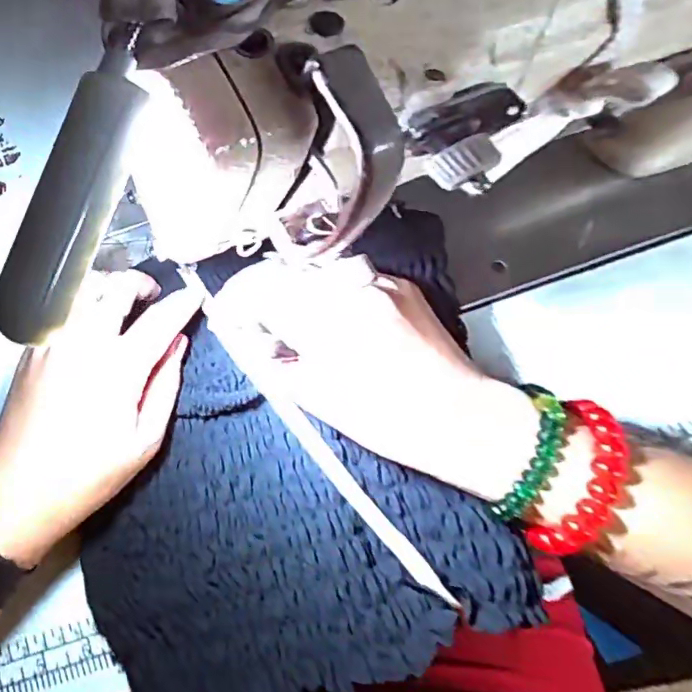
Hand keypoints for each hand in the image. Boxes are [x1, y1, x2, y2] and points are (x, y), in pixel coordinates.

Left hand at [0, 271, 200, 565]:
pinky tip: (88, 320)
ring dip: (108, 285)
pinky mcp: (32, 348)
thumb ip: (165, 386)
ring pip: (83, 289)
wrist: (16, 489)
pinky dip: (81, 302)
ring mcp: (53, 341)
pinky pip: (60, 308)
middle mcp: (84, 342)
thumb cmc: (86, 475)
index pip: (159, 318)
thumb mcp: (144, 442)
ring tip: (120, 300)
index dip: (182, 303)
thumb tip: (177, 345)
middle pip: (117, 287)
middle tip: (153, 294)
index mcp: (119, 367)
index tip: (195, 296)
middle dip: (141, 282)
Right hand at [205, 258, 539, 501]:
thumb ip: (274, 360)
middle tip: (262, 325)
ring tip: (302, 324)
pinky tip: (340, 321)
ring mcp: (377, 281)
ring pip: (315, 271)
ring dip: (297, 290)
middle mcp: (349, 288)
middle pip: (285, 273)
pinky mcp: (398, 282)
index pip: (260, 290)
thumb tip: (250, 337)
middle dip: (265, 295)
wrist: (462, 416)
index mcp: (325, 319)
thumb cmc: (391, 419)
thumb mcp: (316, 397)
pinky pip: (349, 277)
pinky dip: (332, 293)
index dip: (237, 302)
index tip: (229, 314)